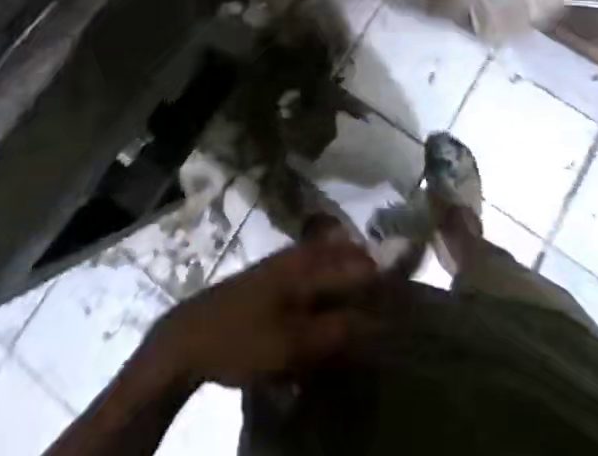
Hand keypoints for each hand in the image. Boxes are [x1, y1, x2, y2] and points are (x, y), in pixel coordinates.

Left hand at [140, 238, 377, 387]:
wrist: (188, 336)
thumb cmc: (242, 339)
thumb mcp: (293, 344)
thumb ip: (335, 330)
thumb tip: (376, 321)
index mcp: (303, 267)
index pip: (354, 265)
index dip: (383, 271)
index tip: (409, 275)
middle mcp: (293, 257)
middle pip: (339, 253)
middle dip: (366, 262)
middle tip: (393, 276)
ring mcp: (278, 264)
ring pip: (322, 257)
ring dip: (345, 265)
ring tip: (367, 280)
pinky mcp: (267, 277)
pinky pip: (307, 266)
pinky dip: (325, 271)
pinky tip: (328, 289)